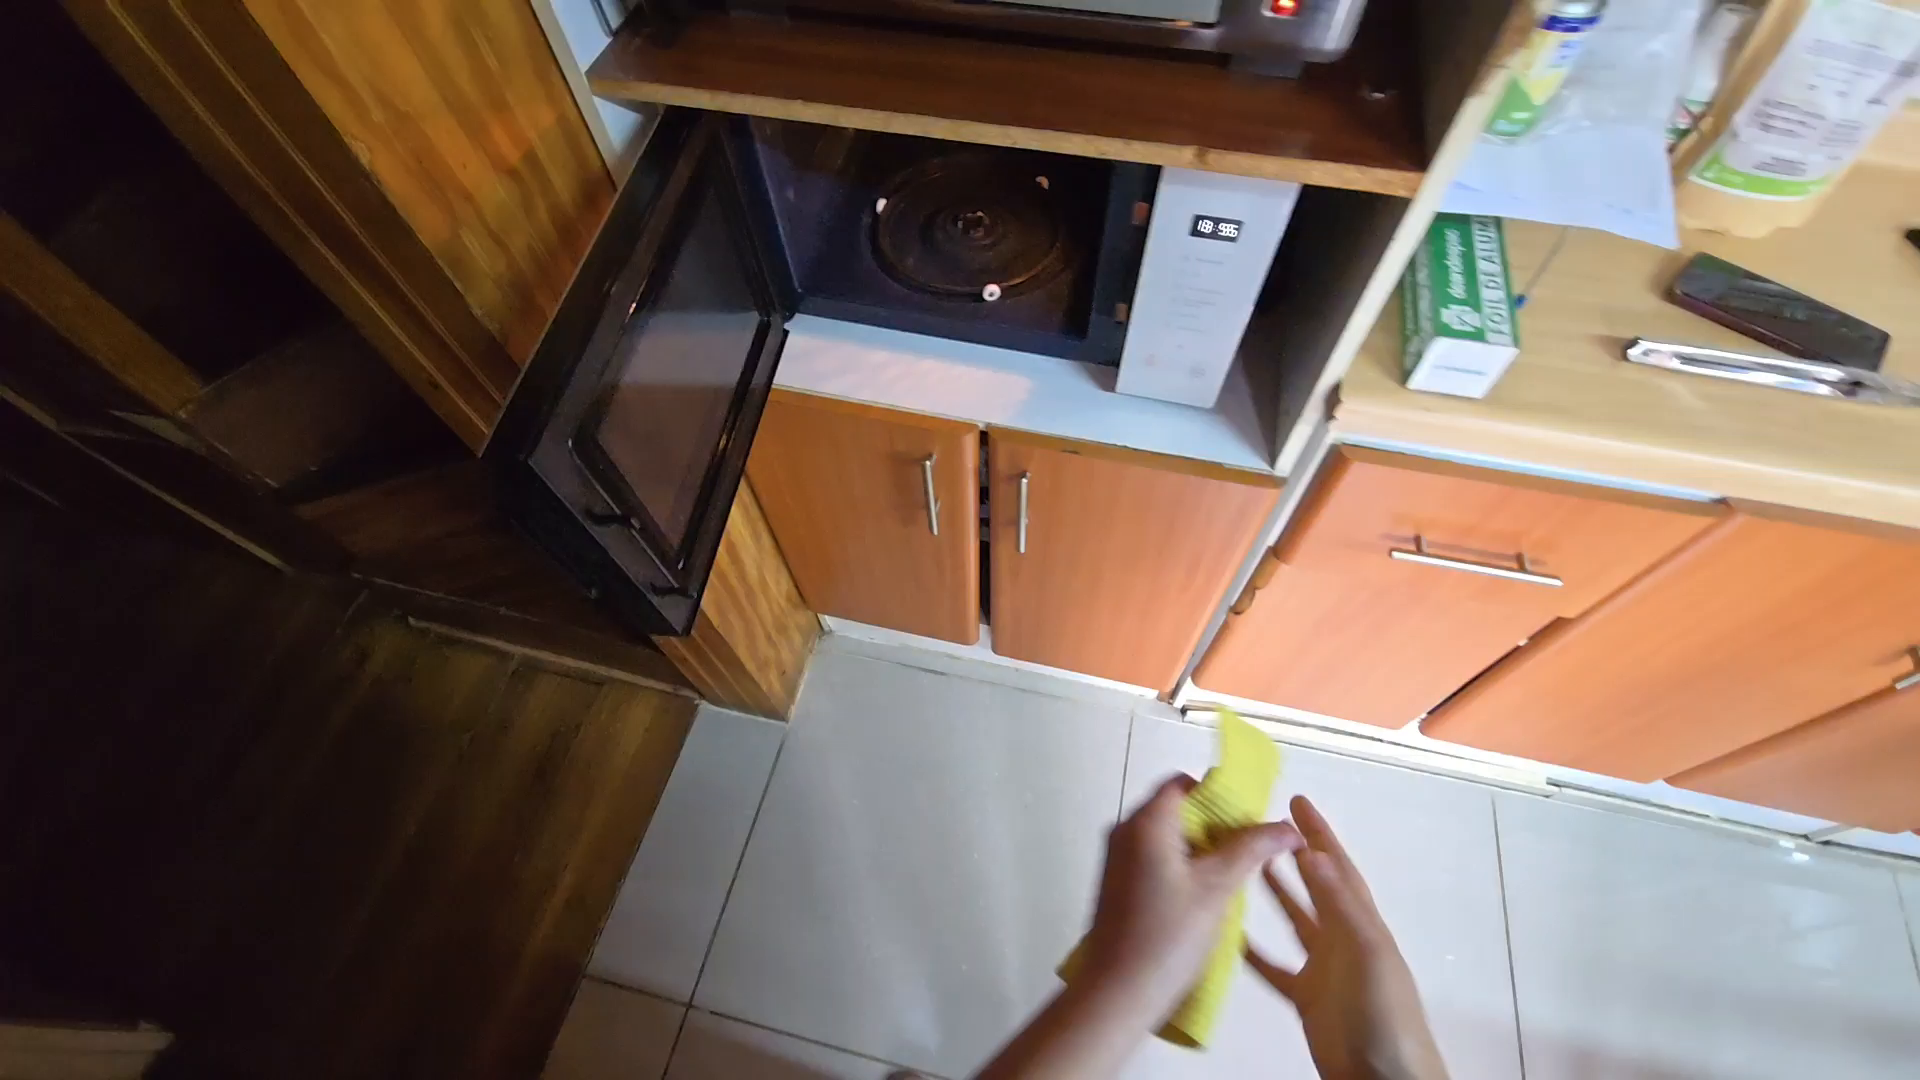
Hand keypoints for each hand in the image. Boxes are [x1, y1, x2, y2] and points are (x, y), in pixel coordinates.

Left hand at [1081, 775, 1301, 1024]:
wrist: (1117, 990)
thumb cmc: (1168, 934)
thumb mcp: (1217, 889)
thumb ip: (1251, 850)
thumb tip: (1287, 827)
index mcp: (1145, 821)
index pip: (1181, 784)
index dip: (1216, 794)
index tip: (1246, 821)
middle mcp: (1124, 829)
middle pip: (1174, 808)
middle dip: (1212, 826)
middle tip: (1246, 853)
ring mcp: (1116, 856)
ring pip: (1165, 836)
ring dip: (1198, 848)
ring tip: (1230, 878)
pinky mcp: (1116, 881)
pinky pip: (1152, 857)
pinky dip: (1179, 865)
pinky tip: (1202, 897)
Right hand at [1247, 795, 1447, 1079]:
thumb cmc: (1383, 1015)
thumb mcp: (1367, 954)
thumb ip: (1339, 905)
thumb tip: (1311, 852)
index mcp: (1361, 925)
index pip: (1337, 868)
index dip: (1320, 833)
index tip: (1296, 801)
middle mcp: (1342, 939)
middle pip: (1316, 886)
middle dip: (1296, 852)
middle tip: (1266, 822)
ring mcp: (1324, 968)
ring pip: (1294, 918)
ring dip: (1275, 890)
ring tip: (1246, 862)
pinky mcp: (1305, 996)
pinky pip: (1273, 965)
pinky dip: (1252, 948)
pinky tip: (1231, 934)